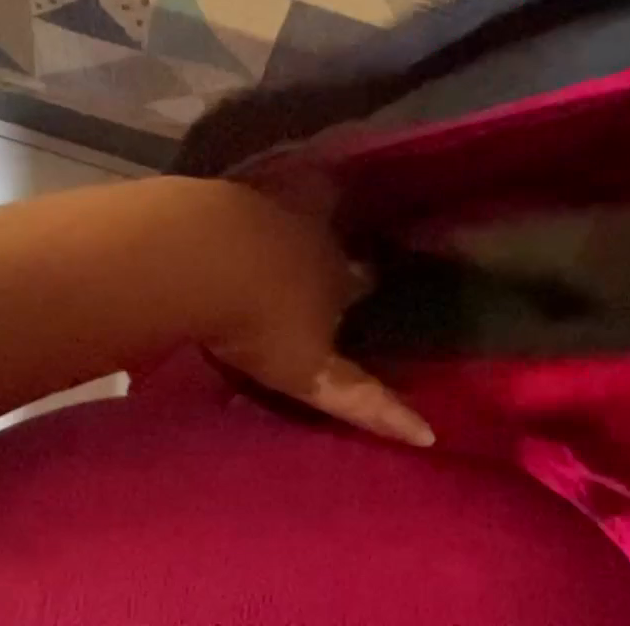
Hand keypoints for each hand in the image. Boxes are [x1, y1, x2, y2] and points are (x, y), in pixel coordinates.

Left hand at [131, 177, 434, 447]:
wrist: (201, 256)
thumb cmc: (260, 324)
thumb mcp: (310, 373)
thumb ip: (363, 399)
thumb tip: (428, 435)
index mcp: (337, 277)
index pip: (361, 283)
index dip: (360, 291)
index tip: (361, 294)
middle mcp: (315, 237)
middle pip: (330, 247)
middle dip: (327, 257)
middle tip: (314, 272)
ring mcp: (273, 209)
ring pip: (292, 219)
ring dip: (289, 231)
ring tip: (276, 247)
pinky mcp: (230, 195)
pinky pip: (250, 203)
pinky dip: (248, 214)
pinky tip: (232, 224)